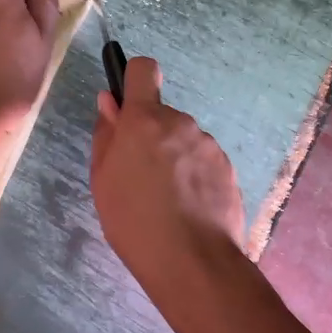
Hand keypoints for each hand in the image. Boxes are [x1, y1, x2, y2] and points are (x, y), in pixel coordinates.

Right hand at [90, 58, 245, 289]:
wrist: (192, 262)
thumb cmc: (133, 220)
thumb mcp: (103, 179)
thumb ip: (106, 135)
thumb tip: (109, 103)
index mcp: (144, 120)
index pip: (143, 70)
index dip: (133, 80)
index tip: (127, 107)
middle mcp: (180, 123)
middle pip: (162, 116)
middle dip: (151, 137)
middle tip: (140, 177)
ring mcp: (208, 146)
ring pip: (183, 142)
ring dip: (174, 159)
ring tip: (166, 201)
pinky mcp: (228, 169)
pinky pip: (203, 163)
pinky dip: (194, 178)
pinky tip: (188, 210)